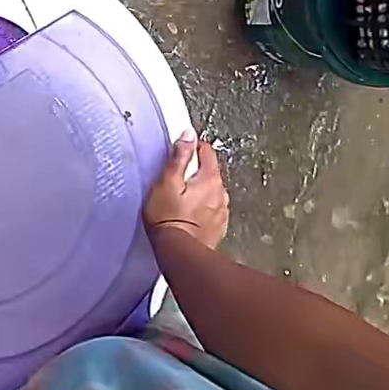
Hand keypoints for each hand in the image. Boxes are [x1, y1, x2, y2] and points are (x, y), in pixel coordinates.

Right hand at [143, 131, 228, 249]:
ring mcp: (221, 212)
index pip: (207, 151)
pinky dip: (202, 208)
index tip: (181, 151)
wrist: (178, 254)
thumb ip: (179, 156)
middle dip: (195, 171)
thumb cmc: (169, 218)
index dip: (193, 147)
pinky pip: (211, 209)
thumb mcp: (167, 181)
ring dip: (200, 191)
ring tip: (180, 198)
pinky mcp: (217, 228)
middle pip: (210, 171)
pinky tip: (188, 213)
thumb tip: (188, 135)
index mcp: (210, 179)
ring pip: (211, 191)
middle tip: (176, 178)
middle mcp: (221, 194)